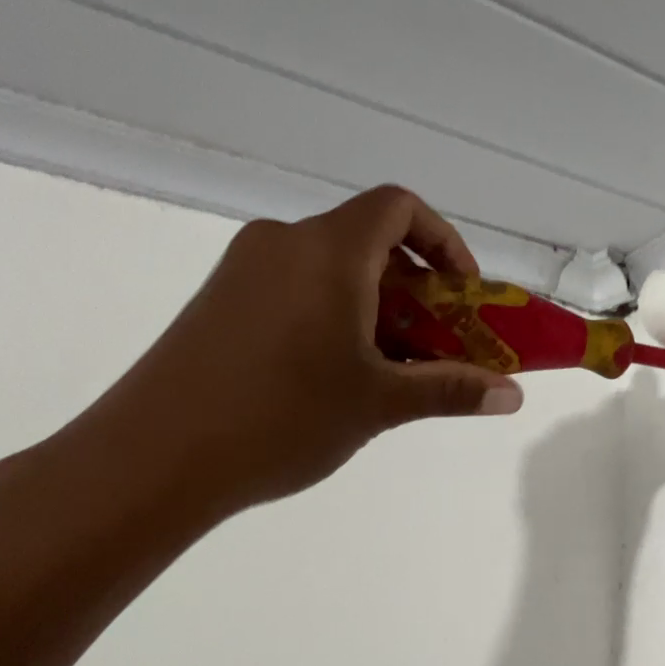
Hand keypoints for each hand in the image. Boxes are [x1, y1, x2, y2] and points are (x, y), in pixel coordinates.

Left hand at [60, 185, 522, 517]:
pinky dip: (336, 317)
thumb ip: (452, 389)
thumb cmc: (283, 416)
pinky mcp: (220, 303)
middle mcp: (284, 243)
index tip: (463, 295)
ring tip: (392, 370)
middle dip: (418, 290)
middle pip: (369, 240)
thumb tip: (512, 396)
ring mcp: (244, 271)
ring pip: (333, 269)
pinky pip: (297, 289)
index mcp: (328, 251)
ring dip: (379, 308)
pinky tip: (338, 377)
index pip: (399, 207)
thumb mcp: (381, 404)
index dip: (444, 242)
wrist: (152, 458)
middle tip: (440, 346)